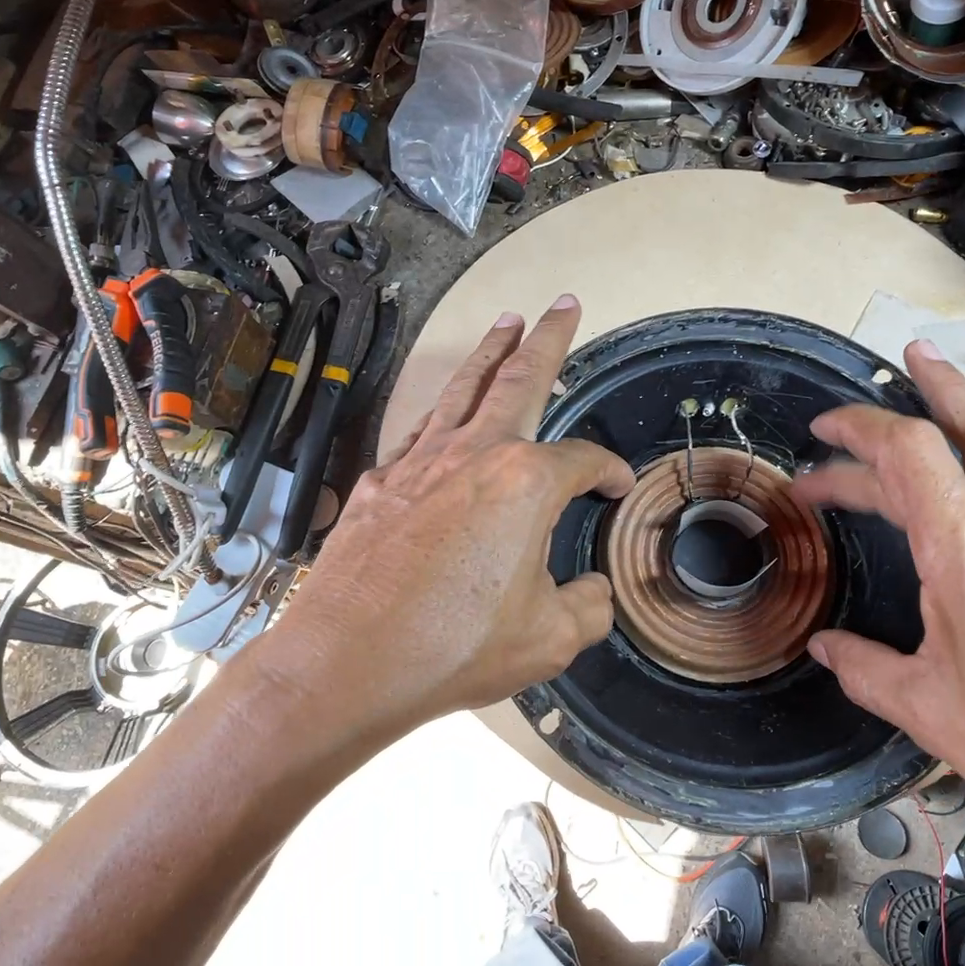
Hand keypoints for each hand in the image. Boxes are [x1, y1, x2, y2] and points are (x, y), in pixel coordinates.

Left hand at [278, 294, 634, 723]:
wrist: (346, 661)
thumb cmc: (453, 648)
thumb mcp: (549, 639)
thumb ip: (588, 607)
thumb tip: (594, 591)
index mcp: (524, 483)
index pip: (585, 461)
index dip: (611, 473)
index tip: (618, 488)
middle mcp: (473, 455)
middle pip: (518, 380)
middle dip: (547, 338)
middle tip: (562, 304)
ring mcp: (419, 464)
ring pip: (462, 389)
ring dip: (489, 353)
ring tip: (506, 324)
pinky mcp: (379, 483)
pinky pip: (420, 430)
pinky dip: (442, 411)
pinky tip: (445, 412)